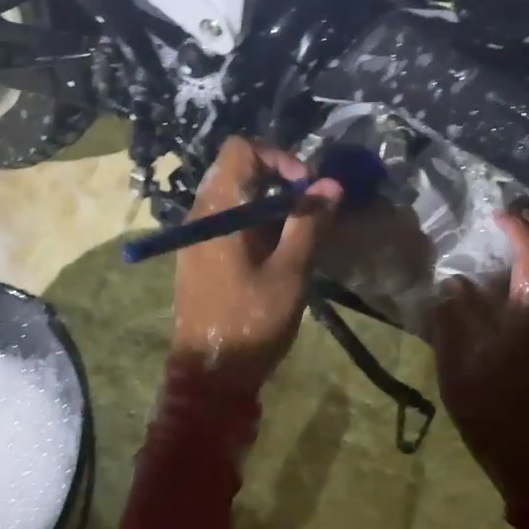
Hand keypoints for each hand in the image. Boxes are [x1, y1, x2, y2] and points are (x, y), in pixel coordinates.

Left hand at [170, 136, 341, 396]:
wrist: (206, 379)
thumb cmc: (249, 322)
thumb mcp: (290, 272)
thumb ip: (309, 223)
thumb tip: (331, 184)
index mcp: (217, 208)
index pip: (241, 149)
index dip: (277, 156)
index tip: (305, 186)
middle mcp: (201, 212)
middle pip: (239, 168)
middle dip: (279, 179)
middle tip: (309, 207)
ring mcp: (197, 235)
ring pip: (236, 195)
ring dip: (270, 203)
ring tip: (301, 231)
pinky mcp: (200, 255)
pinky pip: (229, 219)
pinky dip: (256, 222)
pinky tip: (280, 252)